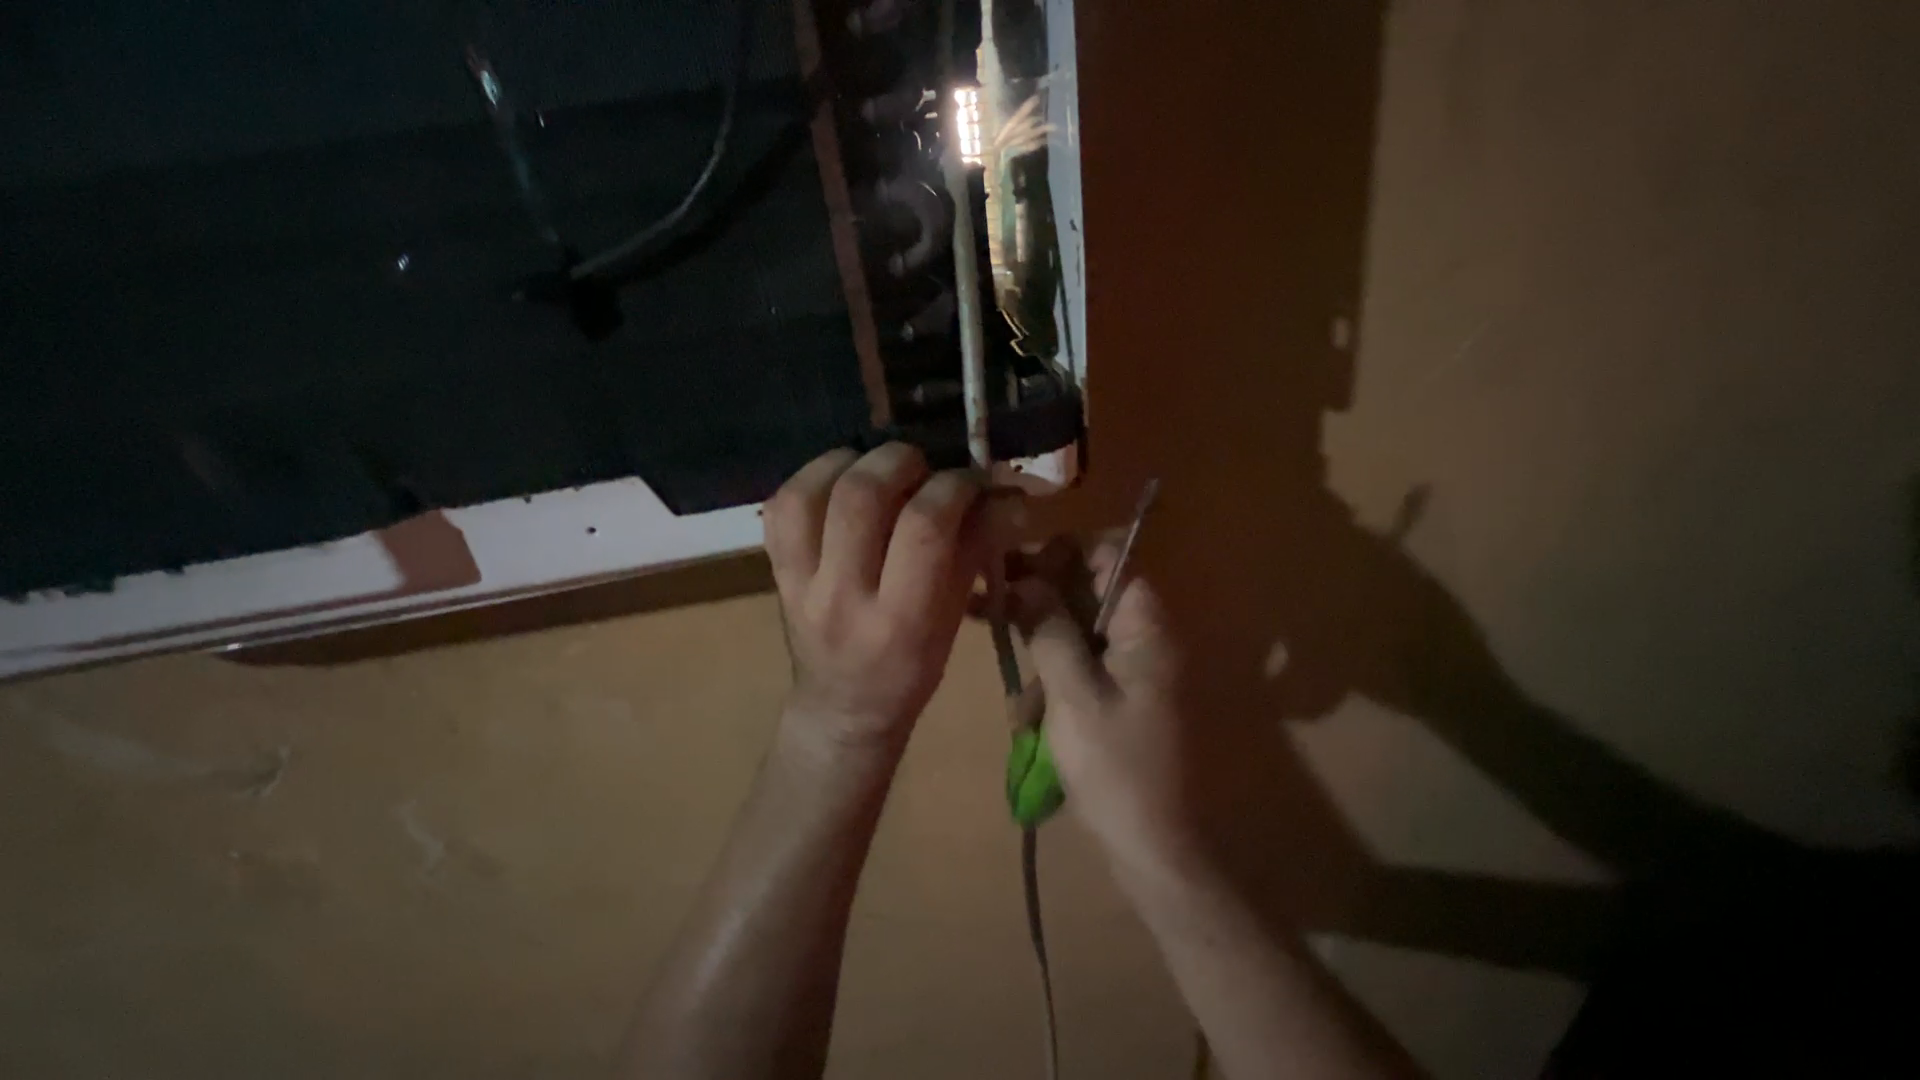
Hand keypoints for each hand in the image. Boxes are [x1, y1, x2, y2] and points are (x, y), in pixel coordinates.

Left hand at [764, 444, 1007, 751]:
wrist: (842, 706)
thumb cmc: (911, 668)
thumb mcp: (954, 618)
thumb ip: (976, 548)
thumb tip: (1004, 489)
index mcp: (900, 621)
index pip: (925, 527)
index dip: (954, 487)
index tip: (971, 482)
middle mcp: (843, 598)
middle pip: (861, 497)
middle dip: (900, 461)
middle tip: (922, 468)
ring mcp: (799, 583)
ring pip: (811, 492)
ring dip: (853, 462)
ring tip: (879, 469)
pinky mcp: (775, 570)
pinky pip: (781, 505)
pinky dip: (812, 477)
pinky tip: (841, 480)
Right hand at [1004, 541, 1199, 870]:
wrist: (1156, 848)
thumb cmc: (1117, 767)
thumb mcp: (1074, 694)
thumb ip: (1049, 629)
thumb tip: (1025, 575)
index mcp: (1145, 625)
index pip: (1108, 557)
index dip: (1059, 554)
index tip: (1012, 568)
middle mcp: (1143, 638)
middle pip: (1088, 592)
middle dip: (1038, 600)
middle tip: (986, 608)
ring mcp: (1132, 671)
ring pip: (1078, 632)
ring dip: (1039, 645)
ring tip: (1000, 662)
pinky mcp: (1118, 701)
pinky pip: (1080, 670)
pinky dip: (1053, 681)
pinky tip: (1026, 714)